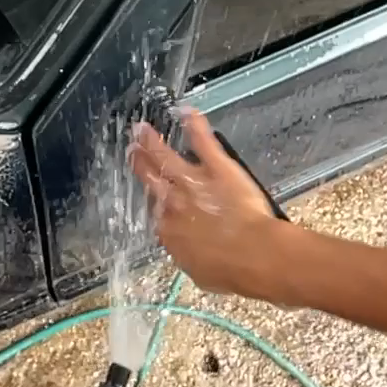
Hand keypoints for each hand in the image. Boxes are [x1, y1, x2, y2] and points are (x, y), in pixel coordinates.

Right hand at [129, 108, 287, 298]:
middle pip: (151, 180)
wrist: (254, 256)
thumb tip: (197, 257)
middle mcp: (174, 204)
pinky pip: (202, 142)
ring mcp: (193, 182)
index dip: (154, 202)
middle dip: (139, 164)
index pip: (156, 214)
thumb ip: (192, 258)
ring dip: (152, 142)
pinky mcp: (216, 167)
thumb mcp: (202, 274)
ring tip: (142, 129)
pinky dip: (194, 125)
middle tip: (132, 151)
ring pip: (166, 158)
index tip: (152, 195)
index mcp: (169, 232)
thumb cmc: (231, 271)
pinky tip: (188, 112)